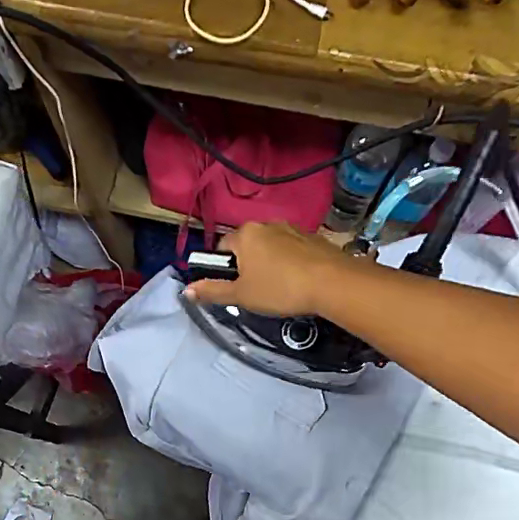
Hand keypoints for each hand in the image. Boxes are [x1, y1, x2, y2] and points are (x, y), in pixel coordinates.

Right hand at [181, 222, 371, 316]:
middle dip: (248, 264)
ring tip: (279, 286)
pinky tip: (298, 280)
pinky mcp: (312, 236)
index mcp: (244, 234)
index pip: (222, 248)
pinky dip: (290, 261)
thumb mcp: (241, 296)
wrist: (332, 283)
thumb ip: (213, 291)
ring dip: (269, 262)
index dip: (225, 268)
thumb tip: (186, 290)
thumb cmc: (280, 289)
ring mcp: (291, 228)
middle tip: (256, 290)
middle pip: (247, 245)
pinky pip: (291, 248)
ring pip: (270, 246)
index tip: (235, 287)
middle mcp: (266, 224)